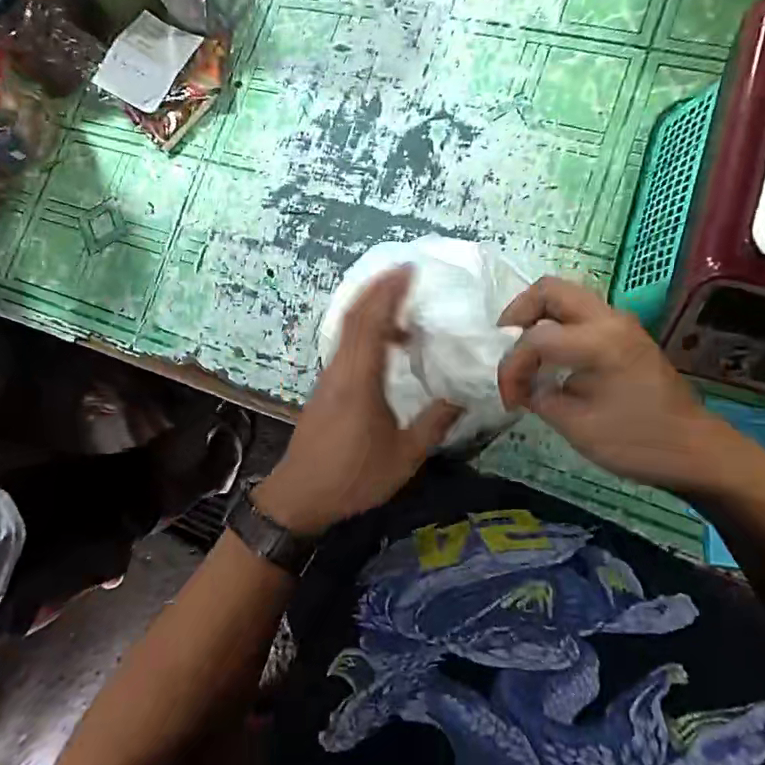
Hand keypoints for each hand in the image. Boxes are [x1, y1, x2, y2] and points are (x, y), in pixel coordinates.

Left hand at [259, 267, 459, 535]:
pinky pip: (346, 346)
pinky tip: (386, 346)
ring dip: (372, 311)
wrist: (301, 494)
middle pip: (355, 317)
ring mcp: (329, 377)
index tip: (408, 270)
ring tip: (405, 312)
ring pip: (347, 330)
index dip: (388, 292)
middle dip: (379, 291)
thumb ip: (434, 423)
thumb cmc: (354, 476)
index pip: (371, 322)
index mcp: (359, 380)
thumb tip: (463, 396)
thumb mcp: (404, 456)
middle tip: (407, 276)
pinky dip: (365, 332)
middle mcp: (340, 369)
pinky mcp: (325, 387)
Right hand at [497, 277, 740, 493]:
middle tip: (506, 346)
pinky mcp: (626, 335)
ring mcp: (620, 324)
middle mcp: (609, 320)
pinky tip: (550, 359)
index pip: (534, 338)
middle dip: (518, 315)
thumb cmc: (636, 442)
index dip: (511, 368)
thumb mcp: (575, 426)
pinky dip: (556, 325)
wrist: (696, 452)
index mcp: (598, 341)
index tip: (510, 400)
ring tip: (524, 351)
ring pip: (566, 296)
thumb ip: (538, 396)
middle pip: (549, 290)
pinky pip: (580, 313)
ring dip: (538, 317)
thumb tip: (522, 385)